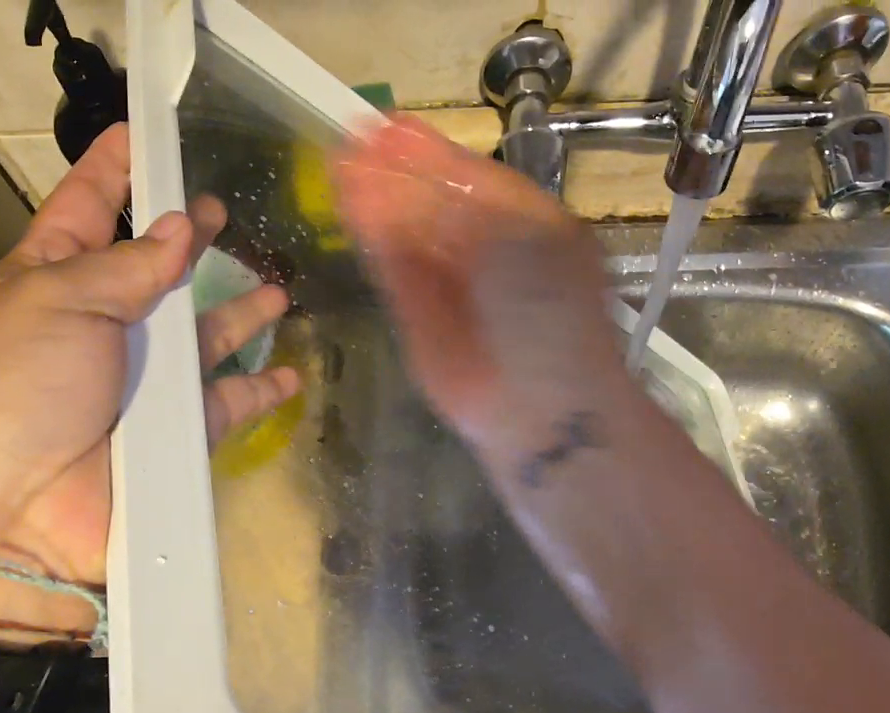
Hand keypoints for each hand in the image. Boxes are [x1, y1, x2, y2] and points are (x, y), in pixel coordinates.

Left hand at [0, 123, 300, 641]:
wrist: (8, 524)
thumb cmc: (10, 394)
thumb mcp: (50, 305)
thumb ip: (124, 268)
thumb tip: (177, 230)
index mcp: (40, 285)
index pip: (80, 213)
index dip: (109, 173)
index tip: (140, 135)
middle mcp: (91, 334)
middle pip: (149, 276)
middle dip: (183, 242)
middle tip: (222, 210)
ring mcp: (135, 392)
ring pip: (197, 341)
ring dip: (234, 314)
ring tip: (276, 289)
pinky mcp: (172, 442)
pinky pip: (224, 408)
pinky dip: (256, 392)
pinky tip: (287, 375)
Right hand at [330, 117, 629, 448]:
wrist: (538, 408)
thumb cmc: (548, 321)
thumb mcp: (519, 244)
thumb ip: (464, 207)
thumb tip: (416, 176)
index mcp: (527, 226)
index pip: (472, 178)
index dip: (431, 153)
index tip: (391, 126)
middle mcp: (488, 251)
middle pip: (435, 203)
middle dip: (397, 173)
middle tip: (356, 138)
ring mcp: (452, 286)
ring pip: (409, 234)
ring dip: (377, 200)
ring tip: (341, 162)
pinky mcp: (422, 321)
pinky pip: (395, 270)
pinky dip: (375, 238)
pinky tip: (351, 205)